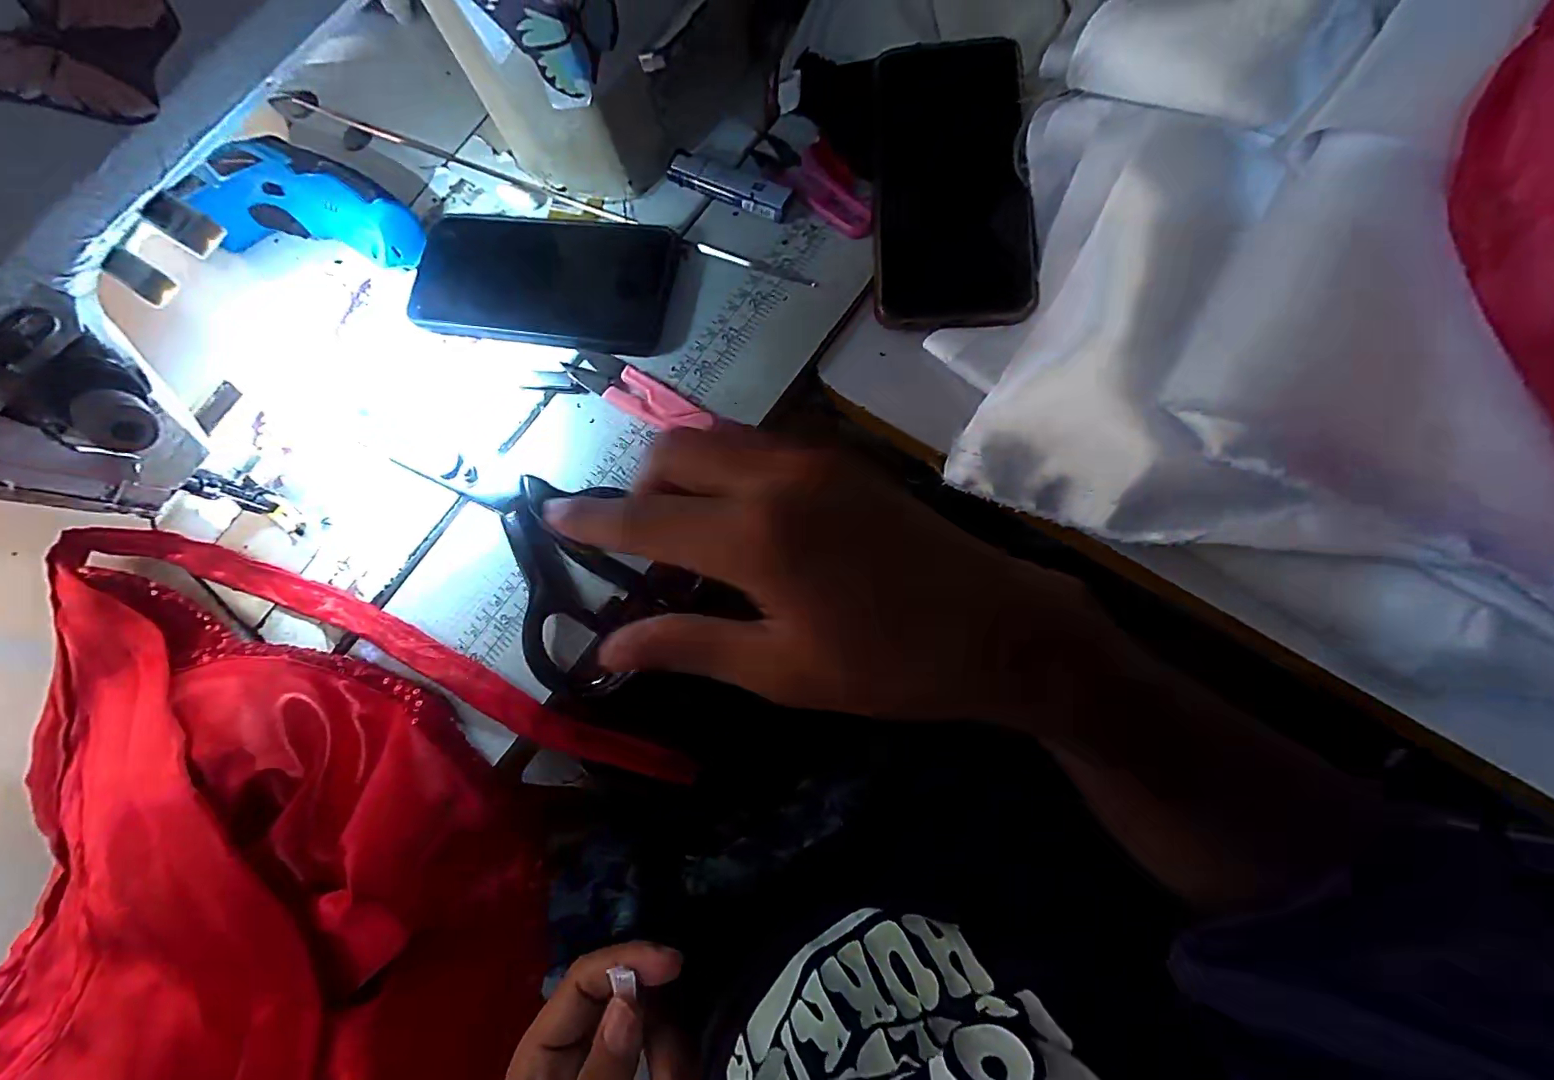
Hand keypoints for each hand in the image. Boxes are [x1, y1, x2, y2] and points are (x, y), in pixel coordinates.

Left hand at [506, 943, 689, 1079]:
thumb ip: (601, 1067)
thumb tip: (629, 996)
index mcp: (539, 1052)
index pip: (582, 978)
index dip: (627, 959)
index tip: (674, 962)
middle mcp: (572, 1046)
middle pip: (624, 998)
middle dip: (659, 1020)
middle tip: (680, 1067)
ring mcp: (603, 1062)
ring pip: (649, 1026)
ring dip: (673, 1048)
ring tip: (686, 1077)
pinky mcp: (632, 1073)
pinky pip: (658, 1054)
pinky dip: (675, 1060)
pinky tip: (685, 1074)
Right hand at [545, 427, 1114, 724]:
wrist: (1001, 628)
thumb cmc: (890, 666)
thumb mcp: (781, 671)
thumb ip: (689, 644)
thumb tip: (607, 650)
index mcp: (756, 536)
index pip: (645, 519)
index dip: (591, 519)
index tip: (552, 515)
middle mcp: (777, 476)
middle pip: (673, 453)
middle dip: (640, 491)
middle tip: (642, 548)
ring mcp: (814, 457)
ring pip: (715, 437)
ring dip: (682, 473)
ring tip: (688, 532)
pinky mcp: (841, 457)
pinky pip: (757, 442)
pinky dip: (725, 466)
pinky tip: (741, 516)